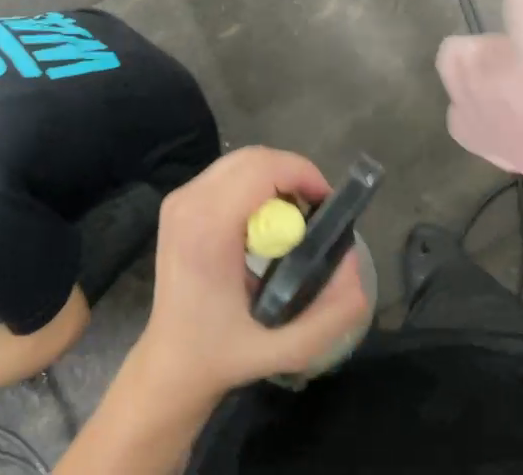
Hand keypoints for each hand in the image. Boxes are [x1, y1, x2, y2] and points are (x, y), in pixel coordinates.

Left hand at [136, 147, 372, 396]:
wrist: (169, 364)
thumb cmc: (223, 356)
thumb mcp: (288, 349)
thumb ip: (333, 312)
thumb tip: (353, 259)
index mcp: (209, 231)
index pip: (262, 170)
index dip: (303, 176)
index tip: (327, 206)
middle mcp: (189, 204)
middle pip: (254, 158)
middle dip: (294, 175)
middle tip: (315, 212)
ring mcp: (179, 200)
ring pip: (241, 161)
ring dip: (275, 179)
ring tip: (293, 220)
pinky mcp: (177, 203)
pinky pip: (227, 174)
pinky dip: (255, 185)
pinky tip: (264, 223)